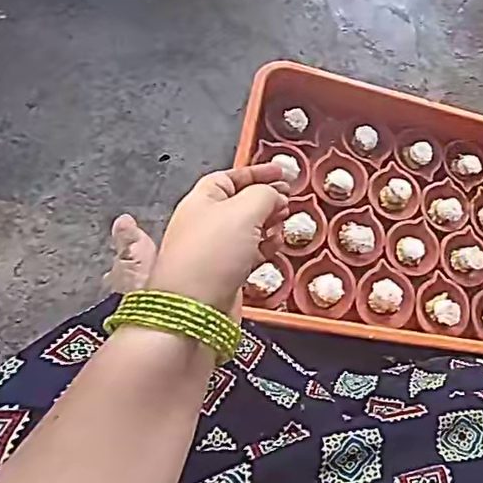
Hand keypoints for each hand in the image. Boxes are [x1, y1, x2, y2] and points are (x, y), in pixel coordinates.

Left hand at [146, 164, 288, 315]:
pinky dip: (264, 249)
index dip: (256, 173)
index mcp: (202, 200)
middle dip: (266, 200)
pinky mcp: (225, 274)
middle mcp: (206, 223)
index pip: (230, 177)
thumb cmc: (211, 255)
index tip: (280, 173)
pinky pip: (249, 254)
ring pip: (248, 230)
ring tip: (282, 224)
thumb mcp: (244, 211)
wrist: (194, 310)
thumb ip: (265, 195)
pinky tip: (274, 248)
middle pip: (240, 203)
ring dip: (268, 225)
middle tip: (287, 201)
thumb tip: (275, 195)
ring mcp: (215, 250)